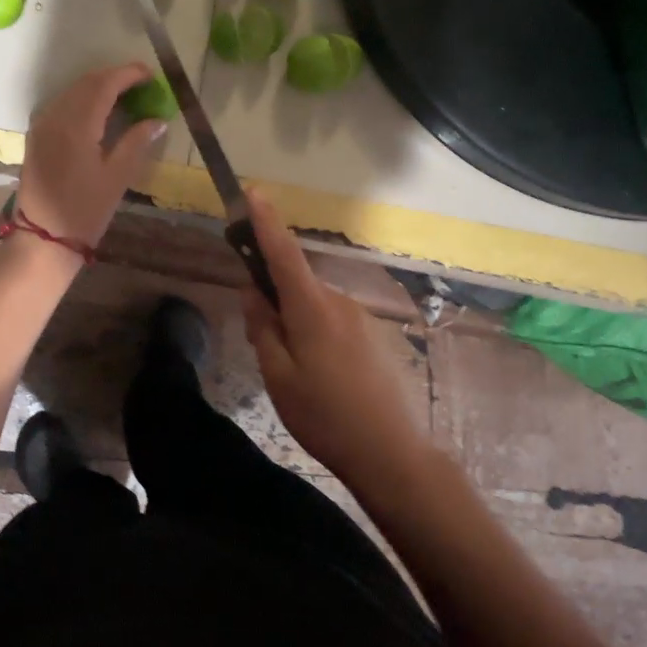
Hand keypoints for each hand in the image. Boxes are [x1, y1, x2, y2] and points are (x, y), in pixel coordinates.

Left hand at [14, 62, 167, 247]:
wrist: (43, 237)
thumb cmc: (84, 210)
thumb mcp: (117, 177)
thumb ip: (136, 142)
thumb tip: (157, 120)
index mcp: (76, 125)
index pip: (103, 84)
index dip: (128, 75)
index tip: (150, 75)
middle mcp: (55, 117)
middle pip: (86, 83)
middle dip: (113, 78)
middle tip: (141, 85)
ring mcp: (42, 125)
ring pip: (71, 92)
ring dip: (97, 88)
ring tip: (125, 97)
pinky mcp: (36, 136)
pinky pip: (61, 105)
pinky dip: (82, 101)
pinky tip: (99, 113)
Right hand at [240, 188, 429, 480]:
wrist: (393, 456)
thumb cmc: (326, 417)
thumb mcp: (278, 377)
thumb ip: (262, 328)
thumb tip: (253, 292)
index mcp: (312, 310)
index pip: (283, 254)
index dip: (266, 222)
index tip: (253, 191)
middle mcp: (339, 304)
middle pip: (295, 285)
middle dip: (274, 301)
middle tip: (264, 349)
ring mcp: (361, 319)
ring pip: (313, 307)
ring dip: (297, 325)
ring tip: (297, 377)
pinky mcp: (374, 337)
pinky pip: (332, 323)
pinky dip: (317, 337)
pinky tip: (322, 380)